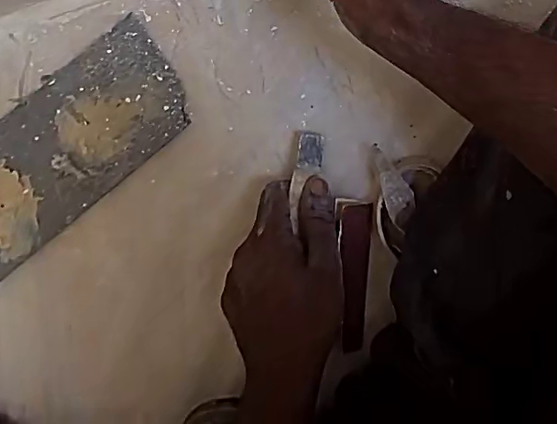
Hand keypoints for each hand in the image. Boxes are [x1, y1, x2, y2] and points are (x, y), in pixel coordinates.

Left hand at [223, 178, 342, 421]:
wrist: (280, 371)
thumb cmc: (310, 318)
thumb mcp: (326, 269)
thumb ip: (319, 223)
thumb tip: (314, 184)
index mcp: (268, 237)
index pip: (274, 193)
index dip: (293, 192)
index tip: (311, 204)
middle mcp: (244, 247)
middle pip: (265, 221)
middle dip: (287, 226)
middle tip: (312, 249)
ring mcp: (234, 272)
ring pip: (256, 246)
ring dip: (274, 250)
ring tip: (298, 276)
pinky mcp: (230, 295)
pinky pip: (248, 270)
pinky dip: (262, 272)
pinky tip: (279, 295)